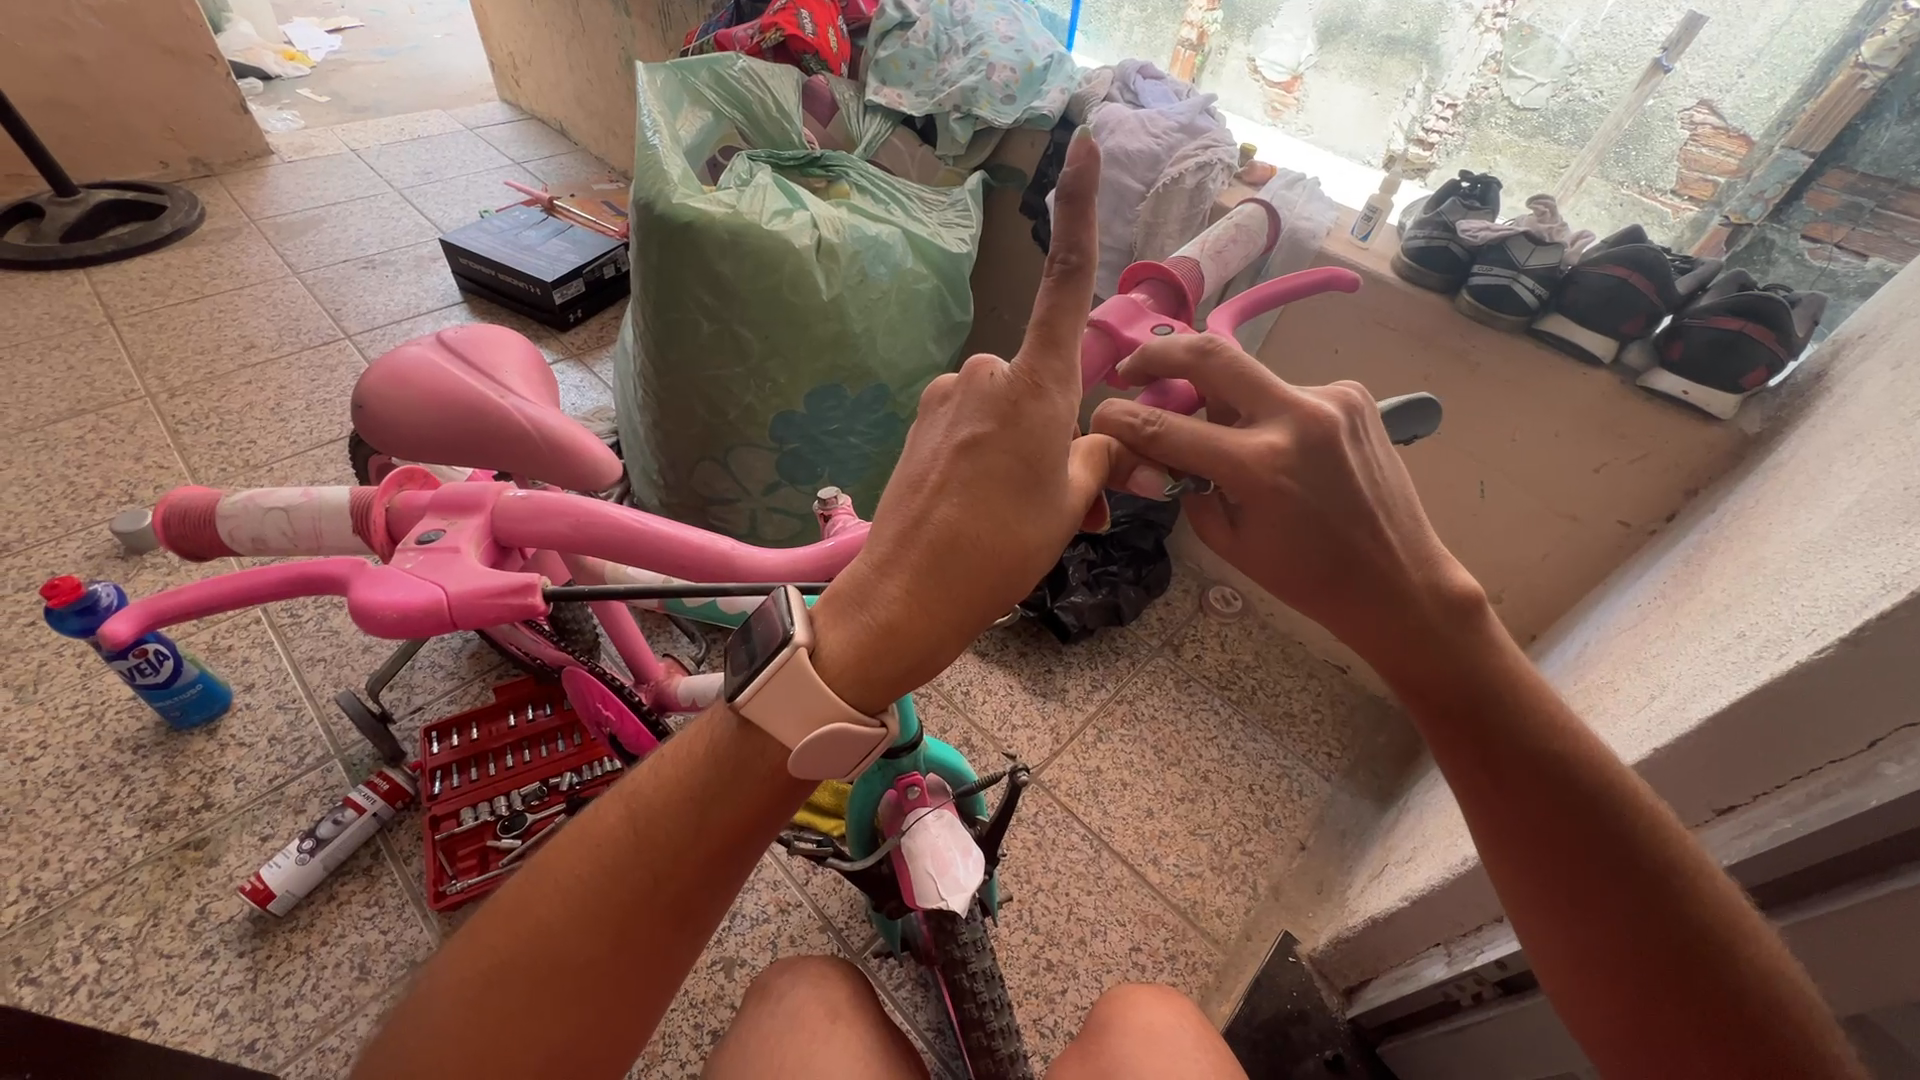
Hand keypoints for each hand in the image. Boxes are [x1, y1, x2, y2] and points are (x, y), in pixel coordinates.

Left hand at [808, 130, 1120, 713]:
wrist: (910, 593)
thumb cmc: (1004, 549)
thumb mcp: (1072, 505)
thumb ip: (1096, 457)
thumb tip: (1103, 439)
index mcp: (1035, 386)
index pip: (1066, 285)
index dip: (1079, 214)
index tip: (1085, 150)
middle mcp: (987, 375)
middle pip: (1041, 380)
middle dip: (1059, 429)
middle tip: (1068, 499)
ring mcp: (947, 399)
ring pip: (1006, 410)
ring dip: (1024, 450)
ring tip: (1022, 515)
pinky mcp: (921, 424)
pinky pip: (971, 427)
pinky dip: (989, 457)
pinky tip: (983, 507)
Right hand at [1090, 334, 1485, 679]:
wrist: (1397, 579)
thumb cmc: (1303, 577)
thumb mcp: (1227, 539)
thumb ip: (1187, 483)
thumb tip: (1163, 444)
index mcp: (1258, 466)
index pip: (1165, 427)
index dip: (1120, 418)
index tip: (1099, 414)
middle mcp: (1296, 417)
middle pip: (1209, 354)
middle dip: (1158, 354)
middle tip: (1131, 368)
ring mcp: (1331, 398)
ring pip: (1249, 380)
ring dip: (1221, 401)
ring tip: (1225, 440)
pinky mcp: (1352, 395)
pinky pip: (1285, 393)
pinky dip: (1265, 415)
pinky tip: (1278, 450)